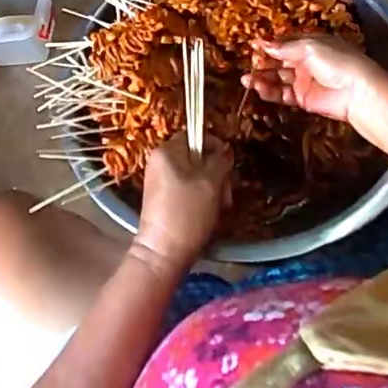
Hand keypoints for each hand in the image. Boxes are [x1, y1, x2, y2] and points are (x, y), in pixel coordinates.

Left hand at [134, 133, 232, 270]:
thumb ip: (219, 161)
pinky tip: (210, 214)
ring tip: (220, 207)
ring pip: (195, 175)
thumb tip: (224, 149)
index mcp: (166, 151)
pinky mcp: (163, 197)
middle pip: (196, 156)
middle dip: (216, 173)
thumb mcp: (209, 184)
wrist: (163, 252)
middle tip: (225, 193)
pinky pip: (187, 188)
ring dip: (212, 188)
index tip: (228, 165)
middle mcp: (159, 161)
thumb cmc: (187, 214)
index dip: (215, 147)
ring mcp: (159, 179)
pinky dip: (201, 198)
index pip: (194, 135)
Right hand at [242, 36, 384, 122]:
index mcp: (309, 45)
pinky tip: (259, 89)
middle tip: (248, 65)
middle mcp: (305, 62)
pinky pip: (282, 94)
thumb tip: (263, 44)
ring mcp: (303, 81)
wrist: (359, 94)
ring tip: (247, 80)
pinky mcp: (303, 99)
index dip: (269, 45)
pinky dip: (270, 92)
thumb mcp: (310, 48)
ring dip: (262, 78)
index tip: (252, 45)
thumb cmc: (338, 62)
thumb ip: (285, 47)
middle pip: (278, 61)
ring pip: (277, 78)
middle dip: (262, 63)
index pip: (284, 43)